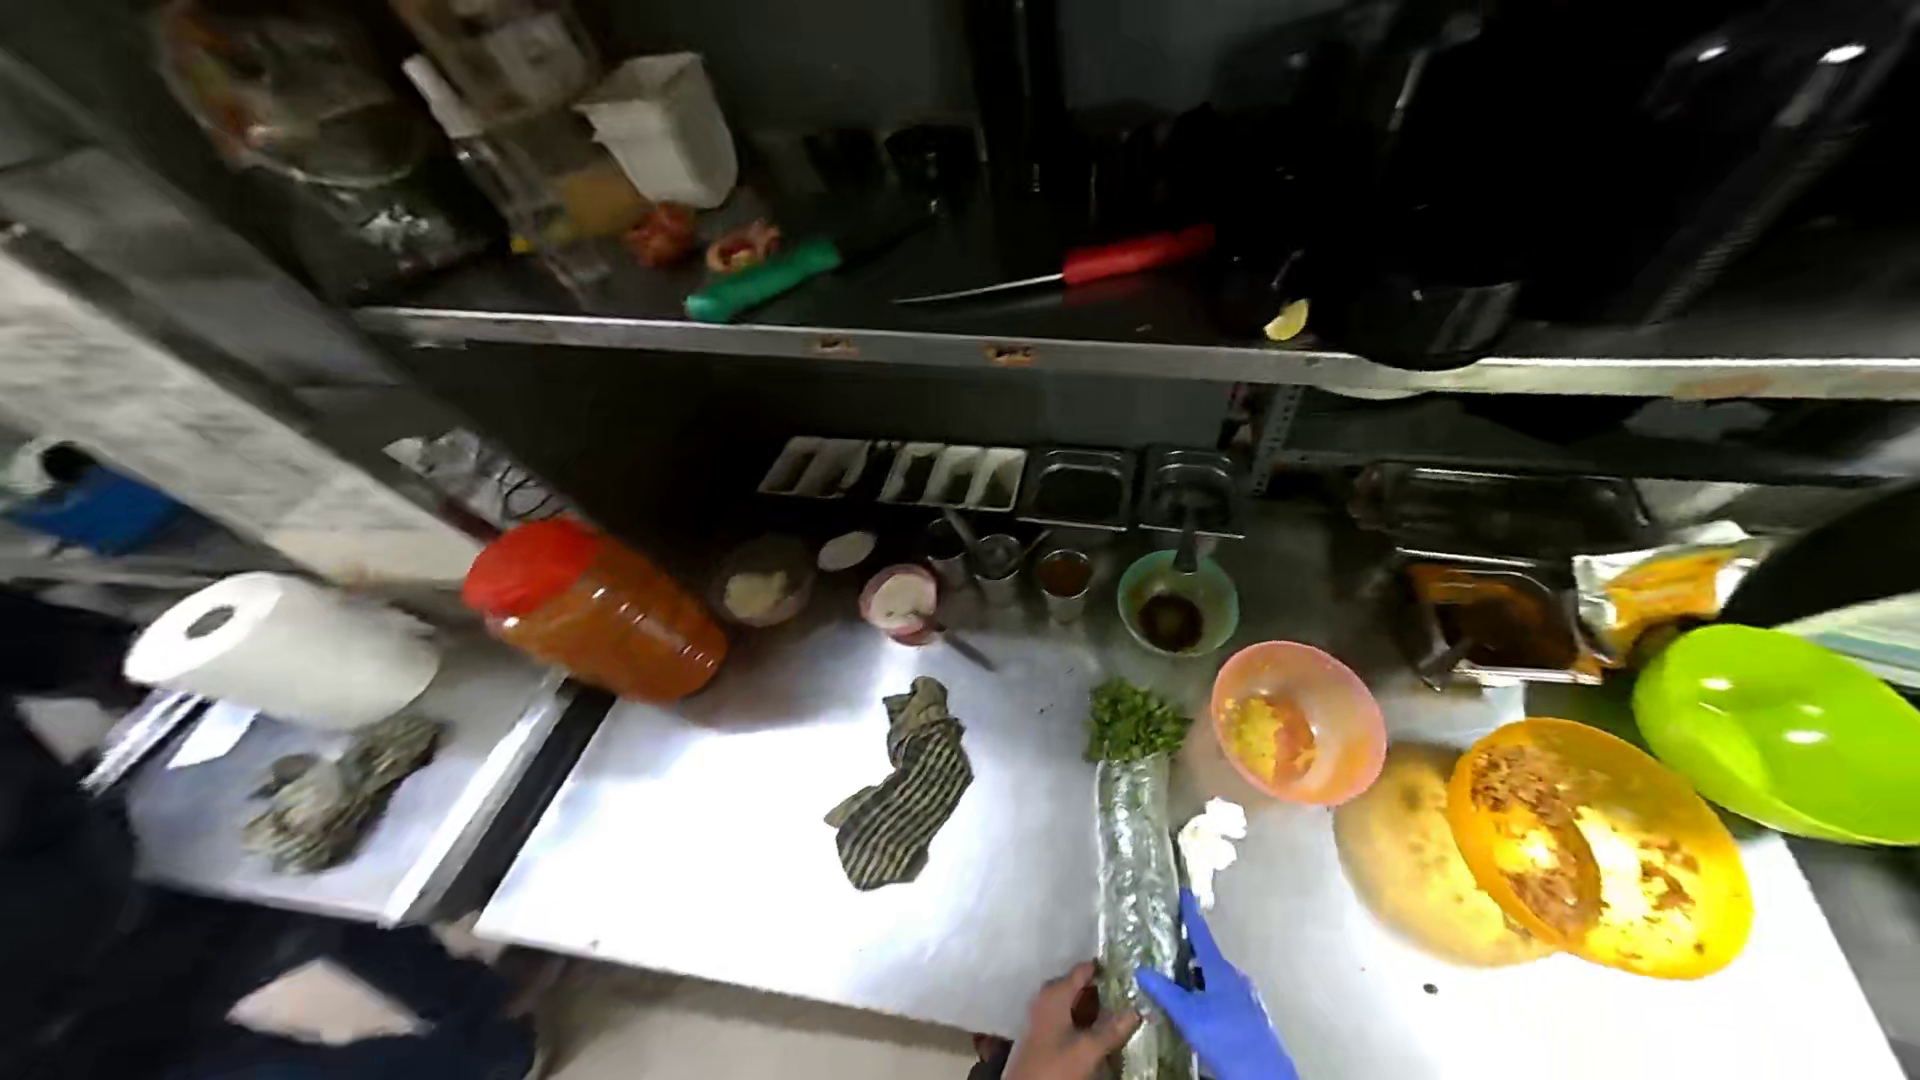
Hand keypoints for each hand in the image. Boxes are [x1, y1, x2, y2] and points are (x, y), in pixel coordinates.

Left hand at [1004, 961, 1142, 1079]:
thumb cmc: (1054, 1066)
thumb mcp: (1087, 1050)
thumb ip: (1112, 1030)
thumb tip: (1137, 1009)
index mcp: (1056, 992)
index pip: (1084, 970)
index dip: (1106, 969)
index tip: (1128, 971)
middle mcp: (1048, 996)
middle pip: (1081, 987)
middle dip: (1104, 991)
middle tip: (1130, 995)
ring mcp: (1044, 1014)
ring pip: (1076, 1003)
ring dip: (1096, 1009)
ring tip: (1121, 1012)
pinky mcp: (1045, 1032)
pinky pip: (1070, 1017)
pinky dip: (1085, 1021)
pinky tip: (1100, 1031)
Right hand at [1136, 889, 1297, 1079]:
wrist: (1266, 1079)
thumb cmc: (1226, 1040)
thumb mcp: (1188, 1016)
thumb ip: (1164, 992)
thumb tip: (1141, 968)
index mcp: (1220, 970)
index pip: (1201, 933)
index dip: (1191, 912)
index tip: (1185, 891)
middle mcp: (1236, 978)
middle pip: (1208, 958)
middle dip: (1189, 954)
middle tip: (1167, 951)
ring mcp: (1247, 999)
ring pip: (1215, 980)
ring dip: (1197, 979)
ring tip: (1177, 986)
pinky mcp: (1252, 1019)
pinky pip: (1224, 996)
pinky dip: (1207, 996)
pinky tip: (1197, 1012)